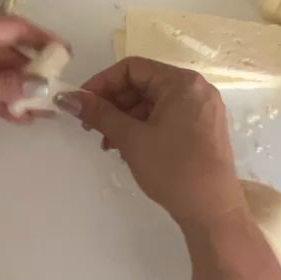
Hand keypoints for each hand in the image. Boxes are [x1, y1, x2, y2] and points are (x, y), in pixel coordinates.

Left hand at [0, 12, 61, 146]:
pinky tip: (18, 117)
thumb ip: (4, 85)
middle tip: (57, 94)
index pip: (16, 28)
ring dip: (16, 90)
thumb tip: (41, 84)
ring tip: (42, 113)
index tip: (68, 55)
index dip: (44, 40)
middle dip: (32, 73)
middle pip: (8, 51)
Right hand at [61, 57, 246, 228]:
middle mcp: (196, 89)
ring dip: (125, 118)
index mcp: (182, 83)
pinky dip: (143, 127)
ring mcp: (202, 109)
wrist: (213, 211)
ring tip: (109, 144)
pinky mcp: (202, 129)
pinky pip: (166, 117)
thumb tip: (67, 98)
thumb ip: (99, 114)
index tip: (81, 104)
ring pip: (152, 102)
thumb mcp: (131, 139)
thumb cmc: (173, 169)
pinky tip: (129, 148)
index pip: (132, 68)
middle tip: (92, 127)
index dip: (102, 83)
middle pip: (143, 84)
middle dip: (113, 103)